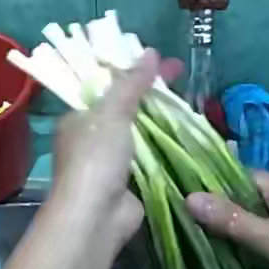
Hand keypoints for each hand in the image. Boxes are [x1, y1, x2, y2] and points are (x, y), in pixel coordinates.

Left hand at [48, 52, 180, 250]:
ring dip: (162, 120)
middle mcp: (92, 138)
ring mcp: (111, 162)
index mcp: (78, 118)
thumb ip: (131, 83)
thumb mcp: (112, 113)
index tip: (162, 60)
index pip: (106, 86)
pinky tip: (188, 134)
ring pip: (140, 133)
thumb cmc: (96, 159)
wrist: (96, 216)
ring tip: (189, 102)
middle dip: (152, 93)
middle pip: (125, 108)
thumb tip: (149, 52)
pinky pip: (151, 157)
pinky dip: (167, 147)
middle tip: (182, 77)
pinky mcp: (130, 183)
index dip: (133, 70)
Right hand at [186, 172, 268, 268]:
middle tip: (188, 222)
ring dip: (242, 230)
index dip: (216, 183)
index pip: (244, 176)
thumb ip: (231, 219)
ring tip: (206, 242)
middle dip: (225, 209)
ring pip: (266, 221)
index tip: (185, 195)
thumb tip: (188, 197)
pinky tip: (242, 260)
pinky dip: (259, 246)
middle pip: (254, 198)